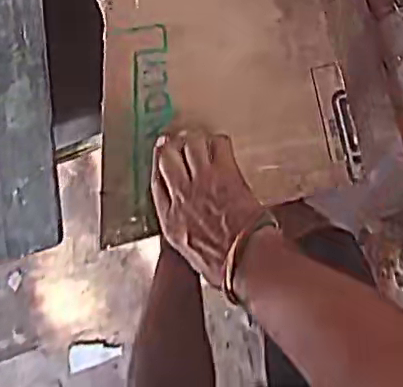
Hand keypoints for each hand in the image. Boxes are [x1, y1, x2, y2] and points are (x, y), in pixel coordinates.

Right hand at [151, 131, 268, 283]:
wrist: (246, 261)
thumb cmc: (222, 264)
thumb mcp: (187, 249)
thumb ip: (180, 225)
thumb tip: (183, 210)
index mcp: (170, 219)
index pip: (155, 181)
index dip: (158, 163)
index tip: (162, 153)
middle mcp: (182, 194)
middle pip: (167, 155)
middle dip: (171, 144)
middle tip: (178, 139)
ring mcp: (203, 180)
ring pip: (190, 143)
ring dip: (194, 139)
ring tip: (199, 141)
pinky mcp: (225, 172)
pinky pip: (217, 144)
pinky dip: (217, 141)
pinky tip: (219, 147)